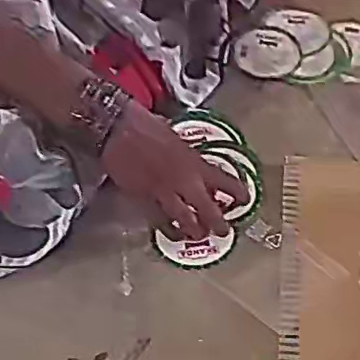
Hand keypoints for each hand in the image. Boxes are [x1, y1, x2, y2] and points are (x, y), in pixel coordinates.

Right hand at [100, 105, 235, 239]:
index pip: (228, 184)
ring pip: (186, 222)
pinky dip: (167, 229)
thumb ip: (189, 155)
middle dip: (219, 225)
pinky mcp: (144, 199)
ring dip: (195, 232)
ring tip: (198, 236)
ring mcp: (166, 193)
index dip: (239, 194)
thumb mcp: (177, 138)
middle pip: (210, 213)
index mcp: (198, 164)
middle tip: (224, 231)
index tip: (244, 200)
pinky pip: (160, 221)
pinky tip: (172, 233)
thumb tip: (193, 161)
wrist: (115, 125)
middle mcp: (186, 182)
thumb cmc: (144, 123)